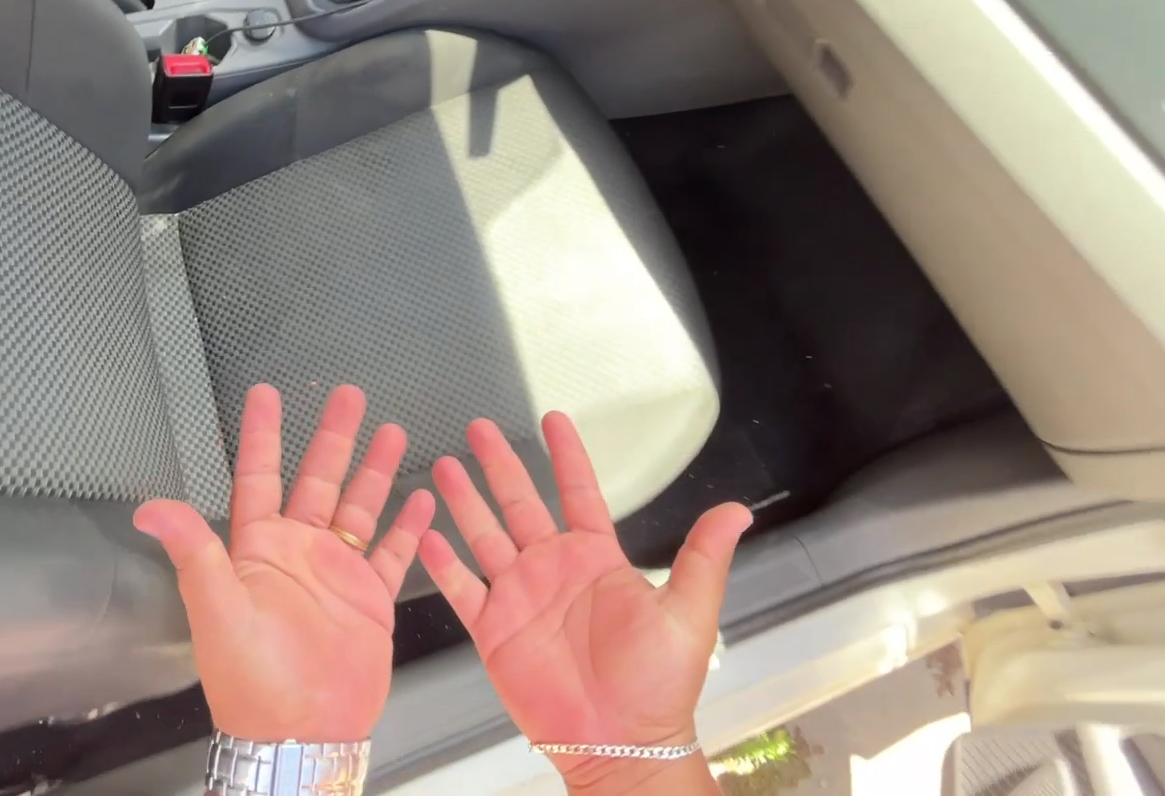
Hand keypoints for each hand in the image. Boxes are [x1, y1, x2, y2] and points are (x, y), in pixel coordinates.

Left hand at [133, 384, 435, 742]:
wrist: (303, 737)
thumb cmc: (252, 684)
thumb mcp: (217, 612)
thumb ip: (194, 553)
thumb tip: (149, 509)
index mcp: (260, 548)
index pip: (260, 475)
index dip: (262, 433)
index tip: (266, 395)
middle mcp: (300, 551)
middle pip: (319, 478)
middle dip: (334, 435)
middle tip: (348, 396)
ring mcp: (337, 572)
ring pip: (360, 505)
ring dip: (376, 468)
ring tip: (391, 431)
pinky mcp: (370, 597)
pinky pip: (392, 552)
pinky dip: (408, 526)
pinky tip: (421, 501)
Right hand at [417, 413, 750, 793]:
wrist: (621, 747)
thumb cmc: (657, 684)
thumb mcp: (686, 614)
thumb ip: (702, 558)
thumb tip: (737, 511)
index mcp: (593, 556)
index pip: (577, 490)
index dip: (565, 454)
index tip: (553, 418)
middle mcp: (551, 566)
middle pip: (518, 501)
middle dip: (498, 463)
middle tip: (479, 428)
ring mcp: (518, 595)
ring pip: (484, 535)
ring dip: (464, 501)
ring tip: (444, 466)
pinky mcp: (493, 629)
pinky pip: (462, 589)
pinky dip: (443, 563)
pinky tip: (427, 534)